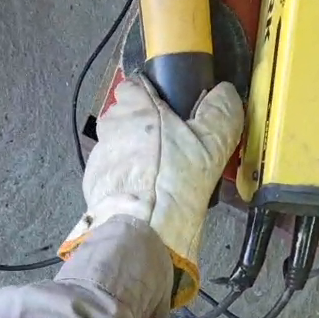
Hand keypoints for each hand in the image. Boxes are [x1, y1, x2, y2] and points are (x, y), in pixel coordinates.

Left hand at [61, 75, 243, 308]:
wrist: (139, 233)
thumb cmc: (171, 185)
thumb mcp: (210, 146)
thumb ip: (220, 114)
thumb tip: (226, 94)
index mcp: (136, 107)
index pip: (136, 85)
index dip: (153, 95)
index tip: (170, 110)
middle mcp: (111, 127)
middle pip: (126, 117)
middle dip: (144, 128)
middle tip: (170, 149)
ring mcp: (99, 157)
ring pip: (118, 148)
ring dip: (133, 157)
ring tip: (157, 179)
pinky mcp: (93, 186)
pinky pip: (112, 176)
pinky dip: (125, 183)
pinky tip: (143, 198)